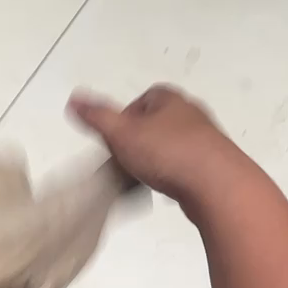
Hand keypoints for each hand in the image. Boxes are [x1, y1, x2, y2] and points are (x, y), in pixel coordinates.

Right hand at [68, 86, 254, 207]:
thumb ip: (96, 118)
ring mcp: (202, 137)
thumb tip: (73, 98)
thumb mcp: (122, 134)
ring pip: (168, 145)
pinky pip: (182, 165)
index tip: (113, 142)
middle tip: (122, 164)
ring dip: (153, 160)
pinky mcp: (210, 161)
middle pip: (153, 124)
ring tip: (141, 180)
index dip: (122, 120)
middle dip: (136, 142)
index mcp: (168, 99)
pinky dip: (169, 174)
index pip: (139, 101)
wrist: (214, 183)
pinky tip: (162, 188)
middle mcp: (188, 112)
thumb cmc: (166, 153)